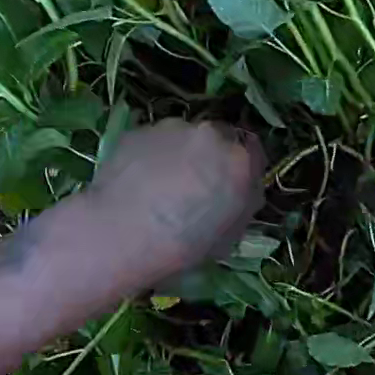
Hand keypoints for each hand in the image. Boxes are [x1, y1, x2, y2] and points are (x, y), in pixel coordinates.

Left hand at [75, 119, 265, 287]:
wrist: (121, 233)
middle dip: (208, 157)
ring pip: (181, 137)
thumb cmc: (182, 245)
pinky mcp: (138, 130)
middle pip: (216, 140)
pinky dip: (148, 155)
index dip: (240, 169)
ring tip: (157, 185)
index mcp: (239, 162)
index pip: (253, 153)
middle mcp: (209, 135)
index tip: (227, 183)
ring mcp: (171, 128)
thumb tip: (241, 192)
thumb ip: (242, 205)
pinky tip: (135, 181)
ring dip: (177, 153)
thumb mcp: (228, 237)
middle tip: (190, 186)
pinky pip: (151, 141)